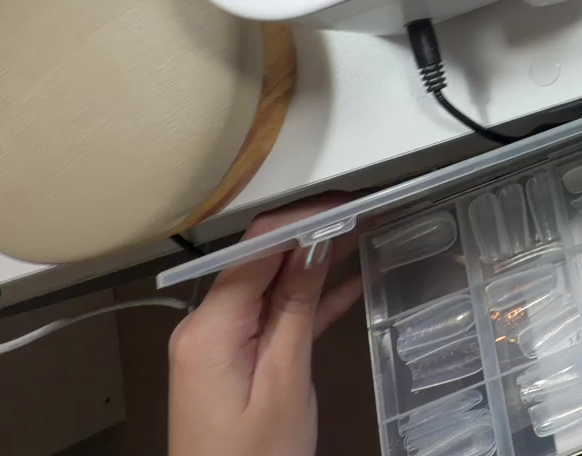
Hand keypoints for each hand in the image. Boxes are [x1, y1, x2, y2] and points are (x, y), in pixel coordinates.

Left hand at [168, 197, 363, 455]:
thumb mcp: (283, 380)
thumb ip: (295, 306)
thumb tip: (315, 240)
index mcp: (210, 327)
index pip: (258, 246)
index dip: (305, 215)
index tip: (353, 202)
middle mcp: (209, 323)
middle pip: (265, 255)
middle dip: (317, 227)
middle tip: (371, 209)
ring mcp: (225, 339)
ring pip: (278, 278)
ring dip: (322, 255)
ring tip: (372, 229)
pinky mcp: (243, 354)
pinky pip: (282, 309)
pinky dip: (317, 293)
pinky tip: (357, 276)